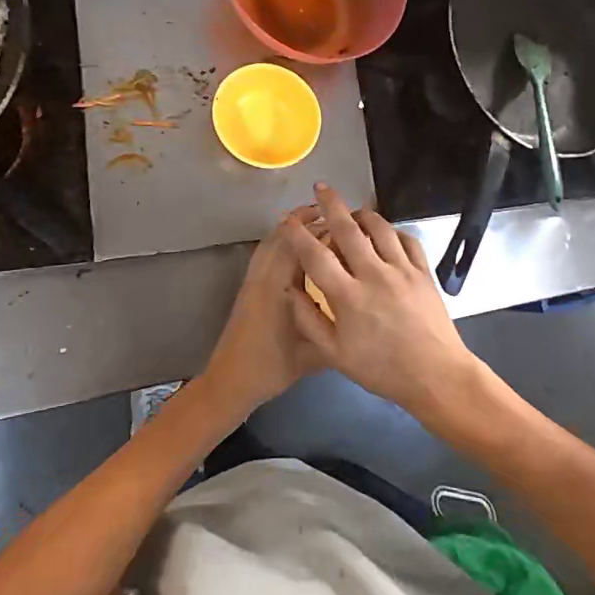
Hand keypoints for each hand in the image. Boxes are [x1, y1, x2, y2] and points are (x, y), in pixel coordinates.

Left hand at [199, 207, 326, 409]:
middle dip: (304, 221)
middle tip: (331, 213)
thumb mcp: (313, 354)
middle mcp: (262, 278)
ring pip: (269, 243)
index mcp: (278, 289)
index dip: (319, 229)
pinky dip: (279, 243)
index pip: (298, 246)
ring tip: (316, 222)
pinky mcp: (247, 289)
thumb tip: (363, 314)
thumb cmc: (271, 368)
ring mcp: (252, 282)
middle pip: (281, 237)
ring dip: (290, 230)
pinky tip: (297, 251)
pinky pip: (264, 255)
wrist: (231, 381)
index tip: (343, 220)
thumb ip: (336, 330)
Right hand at [283, 185, 483, 415]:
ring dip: (363, 214)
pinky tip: (386, 232)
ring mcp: (402, 271)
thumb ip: (309, 320)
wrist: (437, 376)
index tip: (287, 220)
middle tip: (321, 187)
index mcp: (348, 296)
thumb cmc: (382, 370)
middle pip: (348, 230)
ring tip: (353, 209)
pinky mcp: (424, 273)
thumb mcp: (336, 355)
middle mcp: (374, 275)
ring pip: (380, 229)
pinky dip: (394, 231)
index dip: (298, 234)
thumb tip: (290, 292)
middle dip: (331, 205)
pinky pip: (407, 241)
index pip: (316, 255)